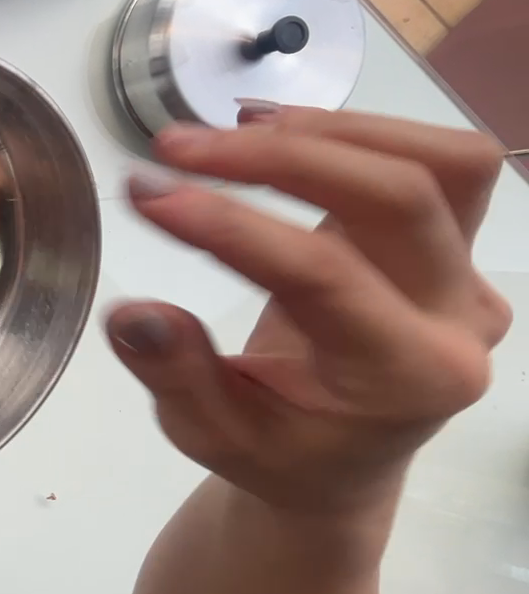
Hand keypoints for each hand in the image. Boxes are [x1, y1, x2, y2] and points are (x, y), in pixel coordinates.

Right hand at [109, 107, 510, 510]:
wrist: (337, 465)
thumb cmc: (269, 454)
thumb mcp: (204, 433)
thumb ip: (173, 372)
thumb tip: (131, 312)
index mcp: (402, 377)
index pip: (321, 275)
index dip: (230, 226)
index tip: (144, 194)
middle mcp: (455, 318)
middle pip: (406, 194)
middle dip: (281, 156)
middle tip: (173, 147)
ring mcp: (461, 277)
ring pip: (442, 163)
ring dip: (327, 132)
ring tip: (224, 129)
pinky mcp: (443, 250)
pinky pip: (428, 168)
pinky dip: (347, 134)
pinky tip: (266, 128)